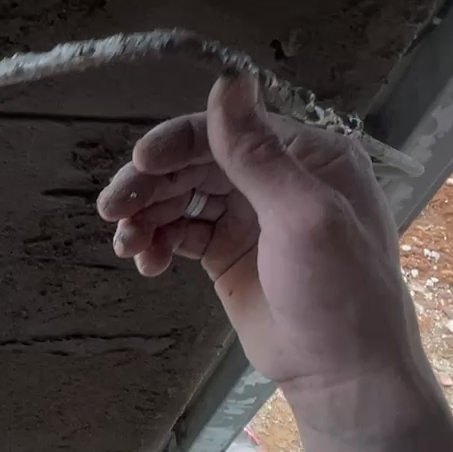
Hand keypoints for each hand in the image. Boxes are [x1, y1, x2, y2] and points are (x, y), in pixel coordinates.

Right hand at [96, 73, 419, 390]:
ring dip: (146, 217)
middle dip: (149, 186)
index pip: (224, 132)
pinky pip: (180, 233)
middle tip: (112, 212)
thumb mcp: (302, 217)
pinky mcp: (225, 251)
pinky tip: (148, 264)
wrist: (341, 374)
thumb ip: (258, 152)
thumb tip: (229, 76)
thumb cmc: (338, 292)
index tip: (138, 164)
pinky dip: (158, 243)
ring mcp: (246, 216)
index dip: (175, 143)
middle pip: (192, 165)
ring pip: (179, 199)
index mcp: (302, 157)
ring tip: (126, 246)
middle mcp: (272, 179)